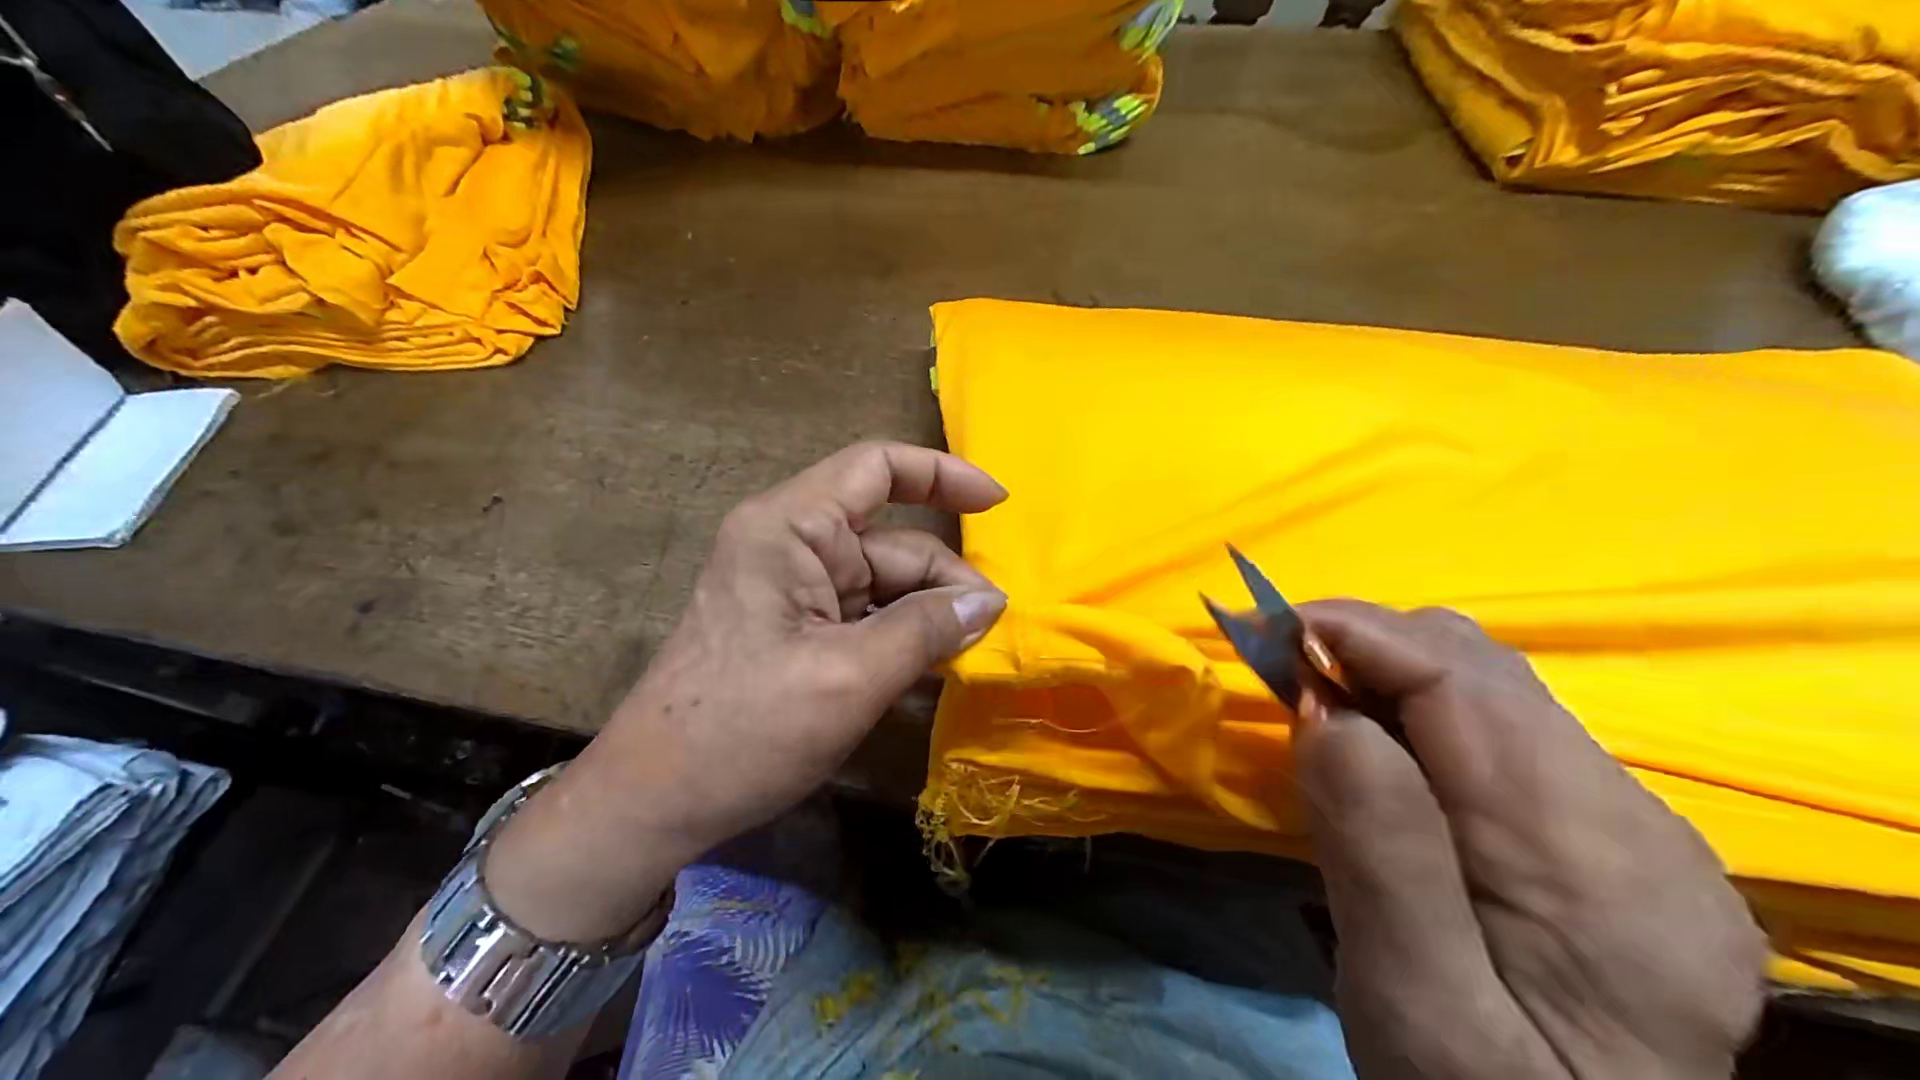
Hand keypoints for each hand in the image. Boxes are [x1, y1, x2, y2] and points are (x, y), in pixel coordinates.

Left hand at [485, 443, 1007, 940]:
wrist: (653, 802)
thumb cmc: (744, 730)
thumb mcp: (849, 677)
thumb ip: (925, 629)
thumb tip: (990, 603)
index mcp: (790, 529)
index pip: (876, 469)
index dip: (942, 474)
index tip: (998, 504)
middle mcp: (791, 547)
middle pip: (891, 539)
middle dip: (945, 578)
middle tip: (994, 625)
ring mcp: (792, 592)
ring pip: (883, 584)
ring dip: (928, 614)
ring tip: (972, 653)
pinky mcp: (796, 632)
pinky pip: (865, 618)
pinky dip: (902, 637)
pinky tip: (935, 669)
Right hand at [1293, 602, 1765, 1079]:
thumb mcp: (1415, 1009)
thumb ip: (1381, 855)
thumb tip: (1325, 709)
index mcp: (1607, 869)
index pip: (1473, 688)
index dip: (1360, 635)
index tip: (1263, 631)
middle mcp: (1640, 827)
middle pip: (1484, 674)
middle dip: (1365, 648)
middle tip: (1278, 678)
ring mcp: (1627, 830)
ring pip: (1485, 691)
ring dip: (1383, 678)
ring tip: (1315, 712)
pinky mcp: (1594, 838)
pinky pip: (1490, 731)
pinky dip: (1410, 714)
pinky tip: (1372, 757)